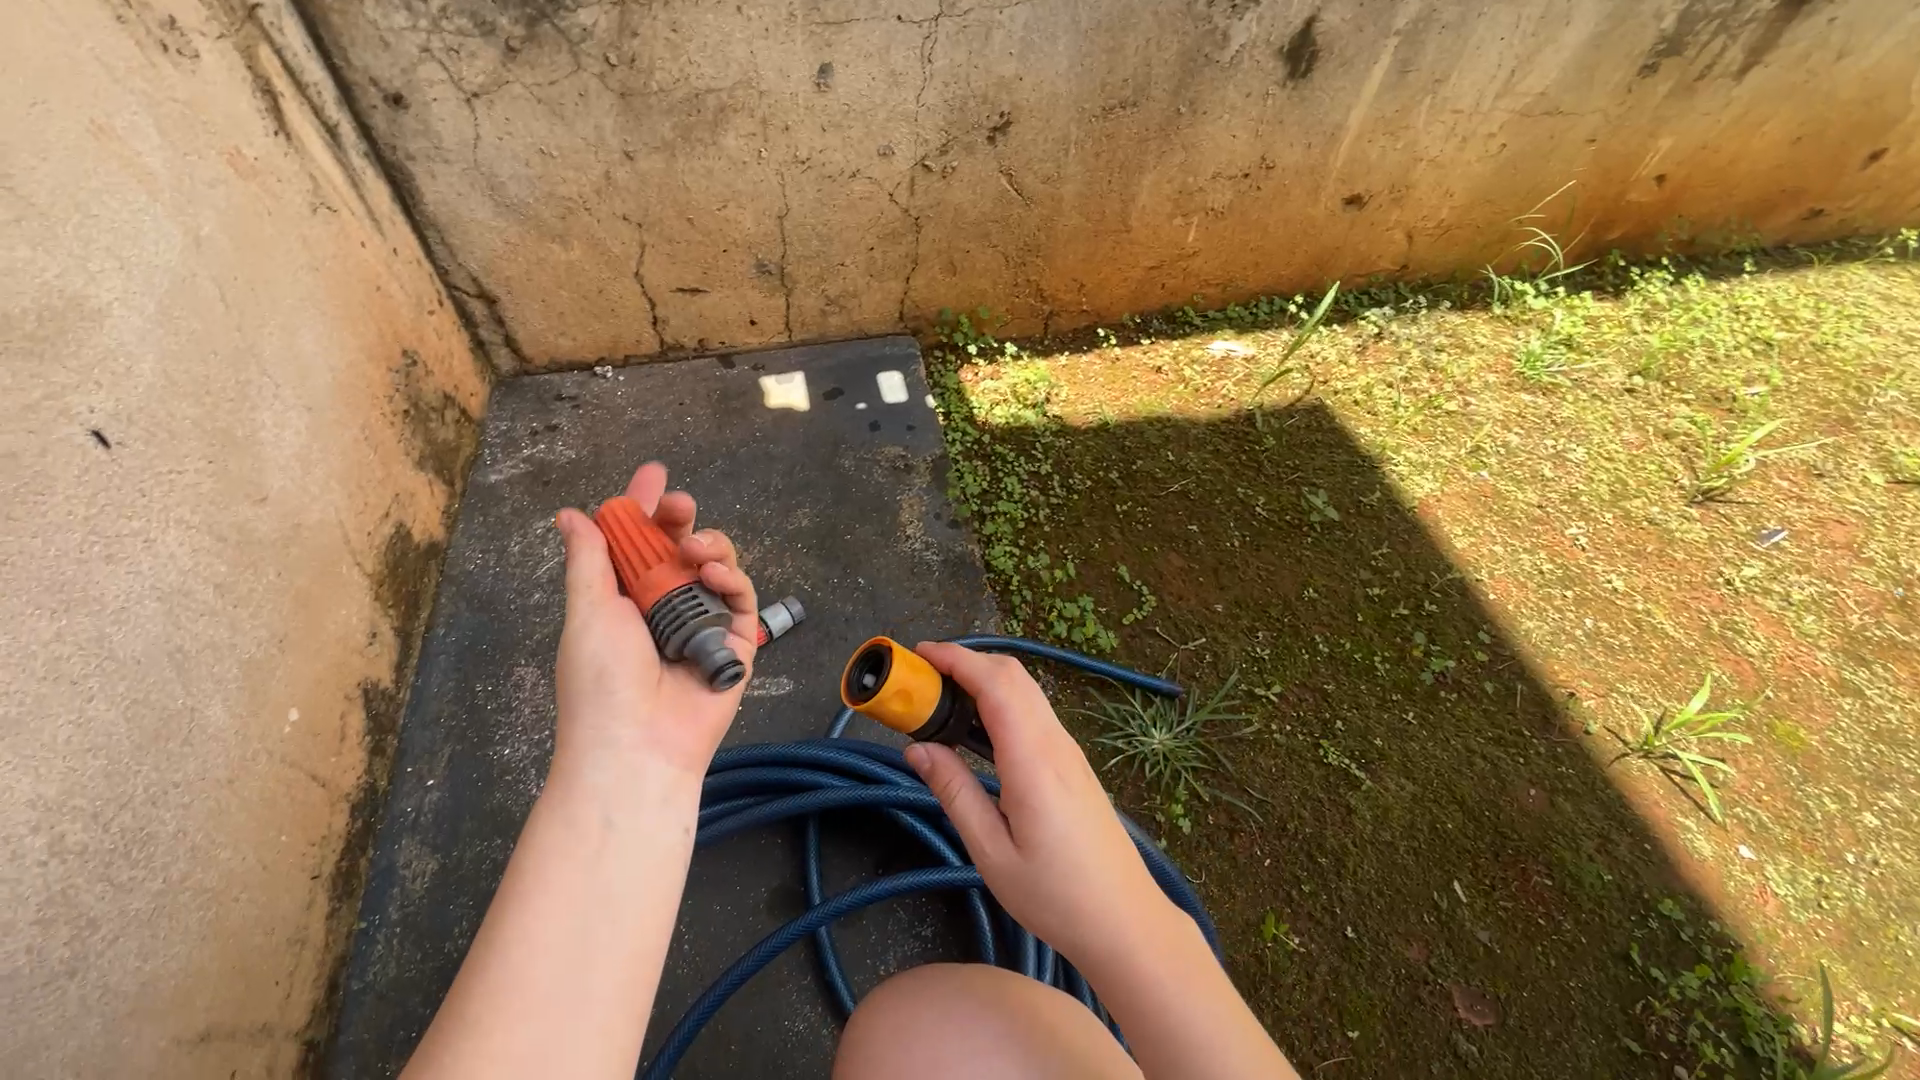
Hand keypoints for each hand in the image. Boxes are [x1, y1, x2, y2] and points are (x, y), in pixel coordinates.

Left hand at [550, 463, 757, 778]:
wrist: (638, 744)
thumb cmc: (600, 680)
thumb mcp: (588, 613)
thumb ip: (588, 560)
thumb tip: (570, 515)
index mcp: (624, 598)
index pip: (637, 543)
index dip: (643, 507)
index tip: (654, 475)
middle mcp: (664, 606)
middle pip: (680, 548)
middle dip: (681, 519)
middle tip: (679, 505)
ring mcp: (701, 623)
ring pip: (716, 566)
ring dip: (709, 546)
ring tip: (696, 549)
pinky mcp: (735, 641)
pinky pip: (740, 598)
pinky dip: (732, 578)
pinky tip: (715, 574)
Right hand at [902, 643, 1182, 966]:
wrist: (1125, 919)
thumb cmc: (1056, 896)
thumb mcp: (991, 853)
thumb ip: (954, 793)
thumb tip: (917, 749)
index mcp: (1034, 761)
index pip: (995, 685)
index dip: (956, 659)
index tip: (919, 654)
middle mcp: (1056, 744)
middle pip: (1013, 676)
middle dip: (967, 661)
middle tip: (923, 676)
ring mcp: (1070, 751)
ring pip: (1027, 691)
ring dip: (985, 679)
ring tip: (943, 698)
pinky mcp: (1074, 763)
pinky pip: (1035, 712)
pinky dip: (1002, 700)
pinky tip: (978, 728)